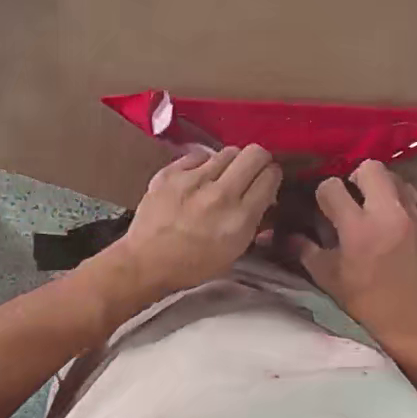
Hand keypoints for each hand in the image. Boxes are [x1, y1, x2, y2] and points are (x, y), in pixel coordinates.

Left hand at [106, 145, 281, 298]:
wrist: (145, 262)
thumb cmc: (191, 265)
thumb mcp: (234, 251)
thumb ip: (253, 220)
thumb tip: (264, 196)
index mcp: (240, 218)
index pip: (271, 176)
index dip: (271, 177)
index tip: (265, 183)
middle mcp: (219, 194)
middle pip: (255, 154)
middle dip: (257, 162)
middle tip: (248, 174)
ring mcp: (191, 180)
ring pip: (227, 151)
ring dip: (229, 163)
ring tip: (220, 178)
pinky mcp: (168, 174)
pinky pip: (198, 155)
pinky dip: (202, 164)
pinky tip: (196, 179)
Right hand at [282, 160, 416, 353]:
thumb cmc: (369, 303)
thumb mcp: (328, 278)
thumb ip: (303, 249)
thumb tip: (280, 234)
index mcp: (358, 229)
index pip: (331, 187)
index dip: (321, 195)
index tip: (321, 208)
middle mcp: (390, 213)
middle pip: (370, 168)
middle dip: (353, 178)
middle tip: (348, 199)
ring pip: (396, 177)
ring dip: (378, 187)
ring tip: (370, 208)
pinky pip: (413, 194)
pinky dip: (398, 200)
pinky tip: (391, 220)